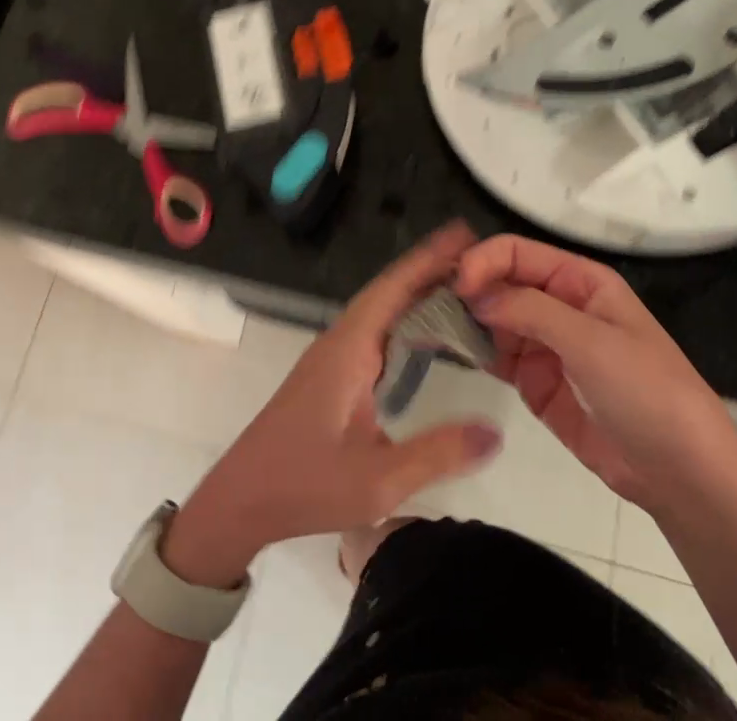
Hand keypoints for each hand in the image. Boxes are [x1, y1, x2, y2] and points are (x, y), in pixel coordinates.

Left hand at [166, 224, 502, 587]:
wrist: (241, 501)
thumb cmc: (303, 486)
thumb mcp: (378, 480)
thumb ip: (437, 454)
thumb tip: (496, 431)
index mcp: (347, 353)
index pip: (391, 290)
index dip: (427, 260)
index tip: (465, 234)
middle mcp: (337, 345)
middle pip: (387, 295)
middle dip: (430, 272)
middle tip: (481, 259)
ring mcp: (330, 361)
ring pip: (378, 315)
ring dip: (416, 296)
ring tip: (464, 288)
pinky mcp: (328, 379)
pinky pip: (372, 337)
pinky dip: (403, 324)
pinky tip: (425, 338)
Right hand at [454, 234, 736, 511]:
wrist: (679, 472)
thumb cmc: (647, 393)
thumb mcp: (592, 343)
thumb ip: (531, 311)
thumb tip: (474, 294)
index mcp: (582, 283)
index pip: (518, 254)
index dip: (483, 262)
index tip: (455, 288)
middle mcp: (560, 306)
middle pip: (500, 283)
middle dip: (466, 289)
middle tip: (428, 307)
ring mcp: (546, 346)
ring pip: (493, 319)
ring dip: (464, 319)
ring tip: (428, 328)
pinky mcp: (535, 382)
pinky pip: (496, 357)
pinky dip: (472, 351)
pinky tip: (448, 352)